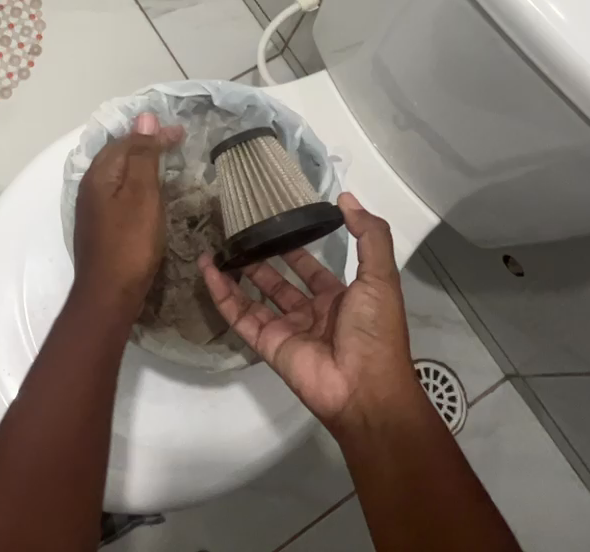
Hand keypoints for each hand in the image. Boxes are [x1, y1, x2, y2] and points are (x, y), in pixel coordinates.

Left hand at [73, 113, 184, 314]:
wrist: (108, 295)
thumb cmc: (130, 243)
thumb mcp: (142, 194)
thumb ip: (143, 156)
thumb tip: (144, 117)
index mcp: (99, 174)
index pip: (127, 141)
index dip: (153, 133)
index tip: (181, 133)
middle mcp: (90, 186)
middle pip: (118, 154)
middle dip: (145, 143)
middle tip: (174, 141)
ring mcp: (92, 208)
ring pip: (117, 173)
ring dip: (140, 162)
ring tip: (164, 161)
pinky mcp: (99, 225)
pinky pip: (117, 191)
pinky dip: (135, 182)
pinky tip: (147, 192)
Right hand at [200, 193, 418, 431]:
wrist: (366, 390)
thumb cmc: (375, 331)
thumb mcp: (381, 277)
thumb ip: (369, 236)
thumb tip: (345, 198)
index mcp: (340, 298)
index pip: (311, 268)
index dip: (295, 248)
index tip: (273, 225)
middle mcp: (312, 313)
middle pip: (279, 282)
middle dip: (260, 259)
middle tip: (237, 235)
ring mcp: (287, 329)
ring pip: (255, 296)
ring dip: (235, 274)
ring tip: (215, 249)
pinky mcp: (267, 344)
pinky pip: (241, 316)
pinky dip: (223, 295)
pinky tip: (209, 271)